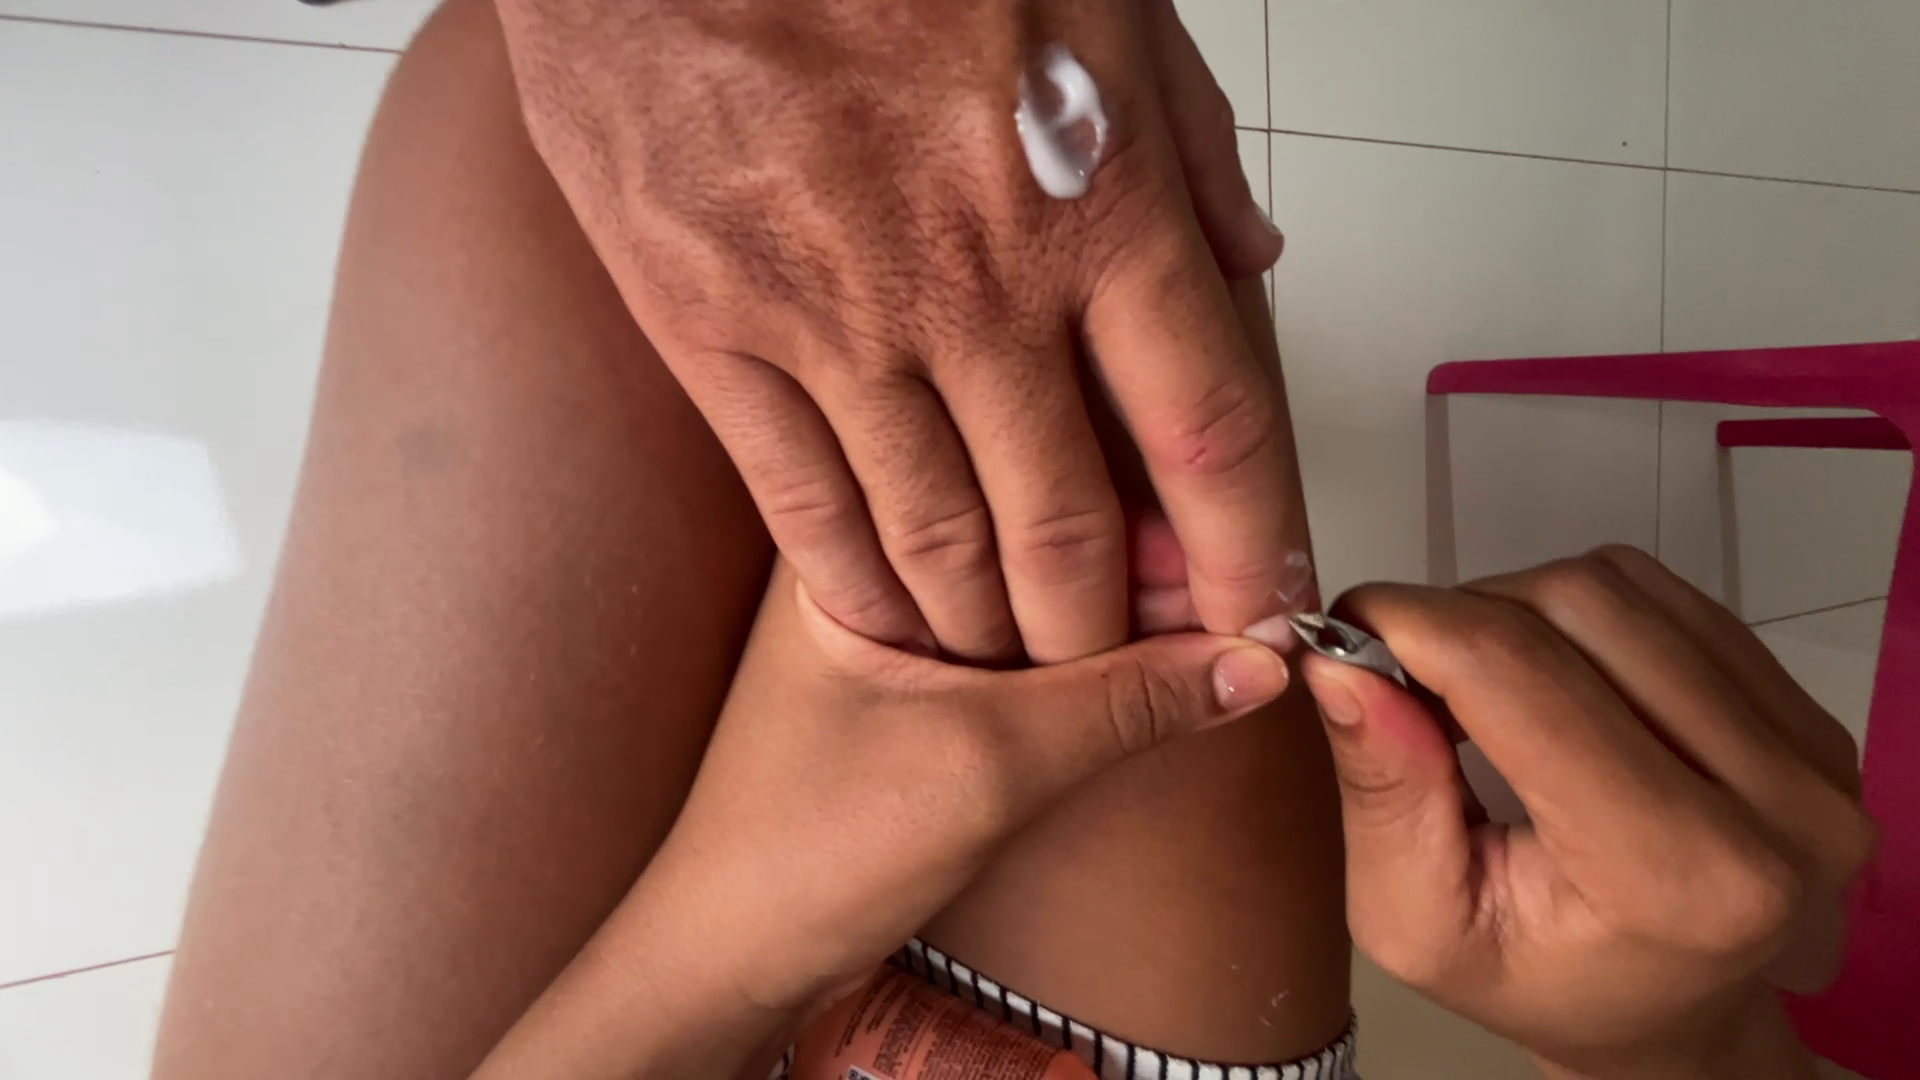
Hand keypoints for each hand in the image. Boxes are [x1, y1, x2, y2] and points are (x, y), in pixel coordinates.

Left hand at [474, 562, 1289, 1078]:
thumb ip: (1121, 706)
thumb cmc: (814, 850)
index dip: (1117, 512)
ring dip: (1106, 614)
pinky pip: (1012, 649)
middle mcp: (870, 564)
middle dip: (1125, 561)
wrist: (741, 953)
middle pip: (1021, 534)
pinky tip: (1138, 663)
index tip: (1213, 546)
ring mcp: (893, 624)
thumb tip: (1250, 661)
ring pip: (1025, 593)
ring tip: (1199, 622)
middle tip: (1224, 588)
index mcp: (853, 543)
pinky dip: (1074, 657)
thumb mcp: (986, 766)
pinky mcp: (915, 680)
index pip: (1004, 488)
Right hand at [495, 0, 1300, 664]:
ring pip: (937, 541)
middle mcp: (969, 284)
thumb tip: (1247, 264)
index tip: (1258, 611)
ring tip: (1010, 661)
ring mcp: (834, 320)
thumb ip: (1185, 148)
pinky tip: (896, 628)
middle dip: (1102, 623)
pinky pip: (808, 509)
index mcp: (1086, 197)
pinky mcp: (717, 334)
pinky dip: (865, 591)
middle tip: (1117, 657)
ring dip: (986, 629)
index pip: (1208, 427)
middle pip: (1068, 523)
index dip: (1243, 546)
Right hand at [1299, 546, 1873, 1079]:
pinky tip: (1538, 670)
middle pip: (1567, 608)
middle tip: (1396, 669)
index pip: (1512, 672)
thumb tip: (1335, 666)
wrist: (1666, 1013)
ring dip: (1503, 607)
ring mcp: (1811, 747)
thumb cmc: (1527, 977)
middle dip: (1446, 616)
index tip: (1335, 633)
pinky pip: (1654, 593)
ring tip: (1468, 678)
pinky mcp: (1807, 709)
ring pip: (1608, 586)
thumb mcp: (1409, 920)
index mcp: (1671, 871)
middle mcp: (1775, 798)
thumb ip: (1381, 793)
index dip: (1403, 624)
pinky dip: (1562, 610)